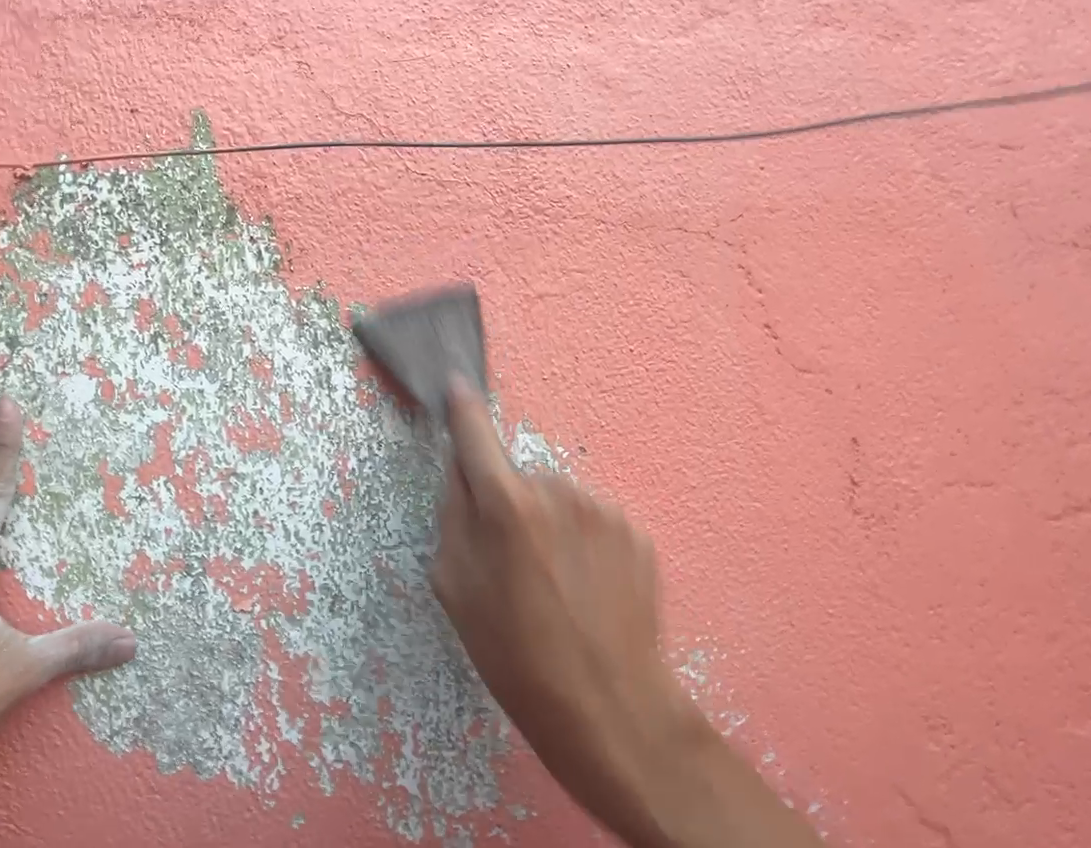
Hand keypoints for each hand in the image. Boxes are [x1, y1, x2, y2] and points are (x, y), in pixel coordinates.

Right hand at [432, 378, 819, 847]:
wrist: (608, 706)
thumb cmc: (513, 652)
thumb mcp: (454, 586)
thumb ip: (453, 514)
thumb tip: (460, 470)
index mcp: (507, 504)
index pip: (476, 434)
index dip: (461, 408)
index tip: (455, 383)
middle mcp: (558, 491)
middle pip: (517, 477)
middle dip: (508, 501)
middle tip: (510, 560)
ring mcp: (604, 510)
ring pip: (557, 498)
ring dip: (547, 522)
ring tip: (552, 582)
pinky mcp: (637, 533)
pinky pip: (592, 520)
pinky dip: (581, 541)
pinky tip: (584, 587)